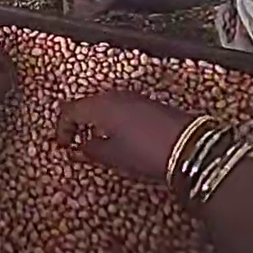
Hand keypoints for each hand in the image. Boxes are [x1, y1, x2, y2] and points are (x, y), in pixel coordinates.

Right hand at [55, 91, 190, 182]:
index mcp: (99, 106)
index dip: (62, 128)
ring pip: (103, 105)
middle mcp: (113, 96)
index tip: (64, 145)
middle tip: (77, 143)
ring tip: (98, 143)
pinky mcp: (147, 103)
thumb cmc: (145, 151)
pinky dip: (112, 119)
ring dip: (96, 121)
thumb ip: (90, 150)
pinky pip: (120, 107)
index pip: (69, 111)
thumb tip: (77, 149)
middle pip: (86, 104)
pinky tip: (120, 138)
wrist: (190, 147)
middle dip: (78, 123)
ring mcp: (132, 97)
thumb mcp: (113, 156)